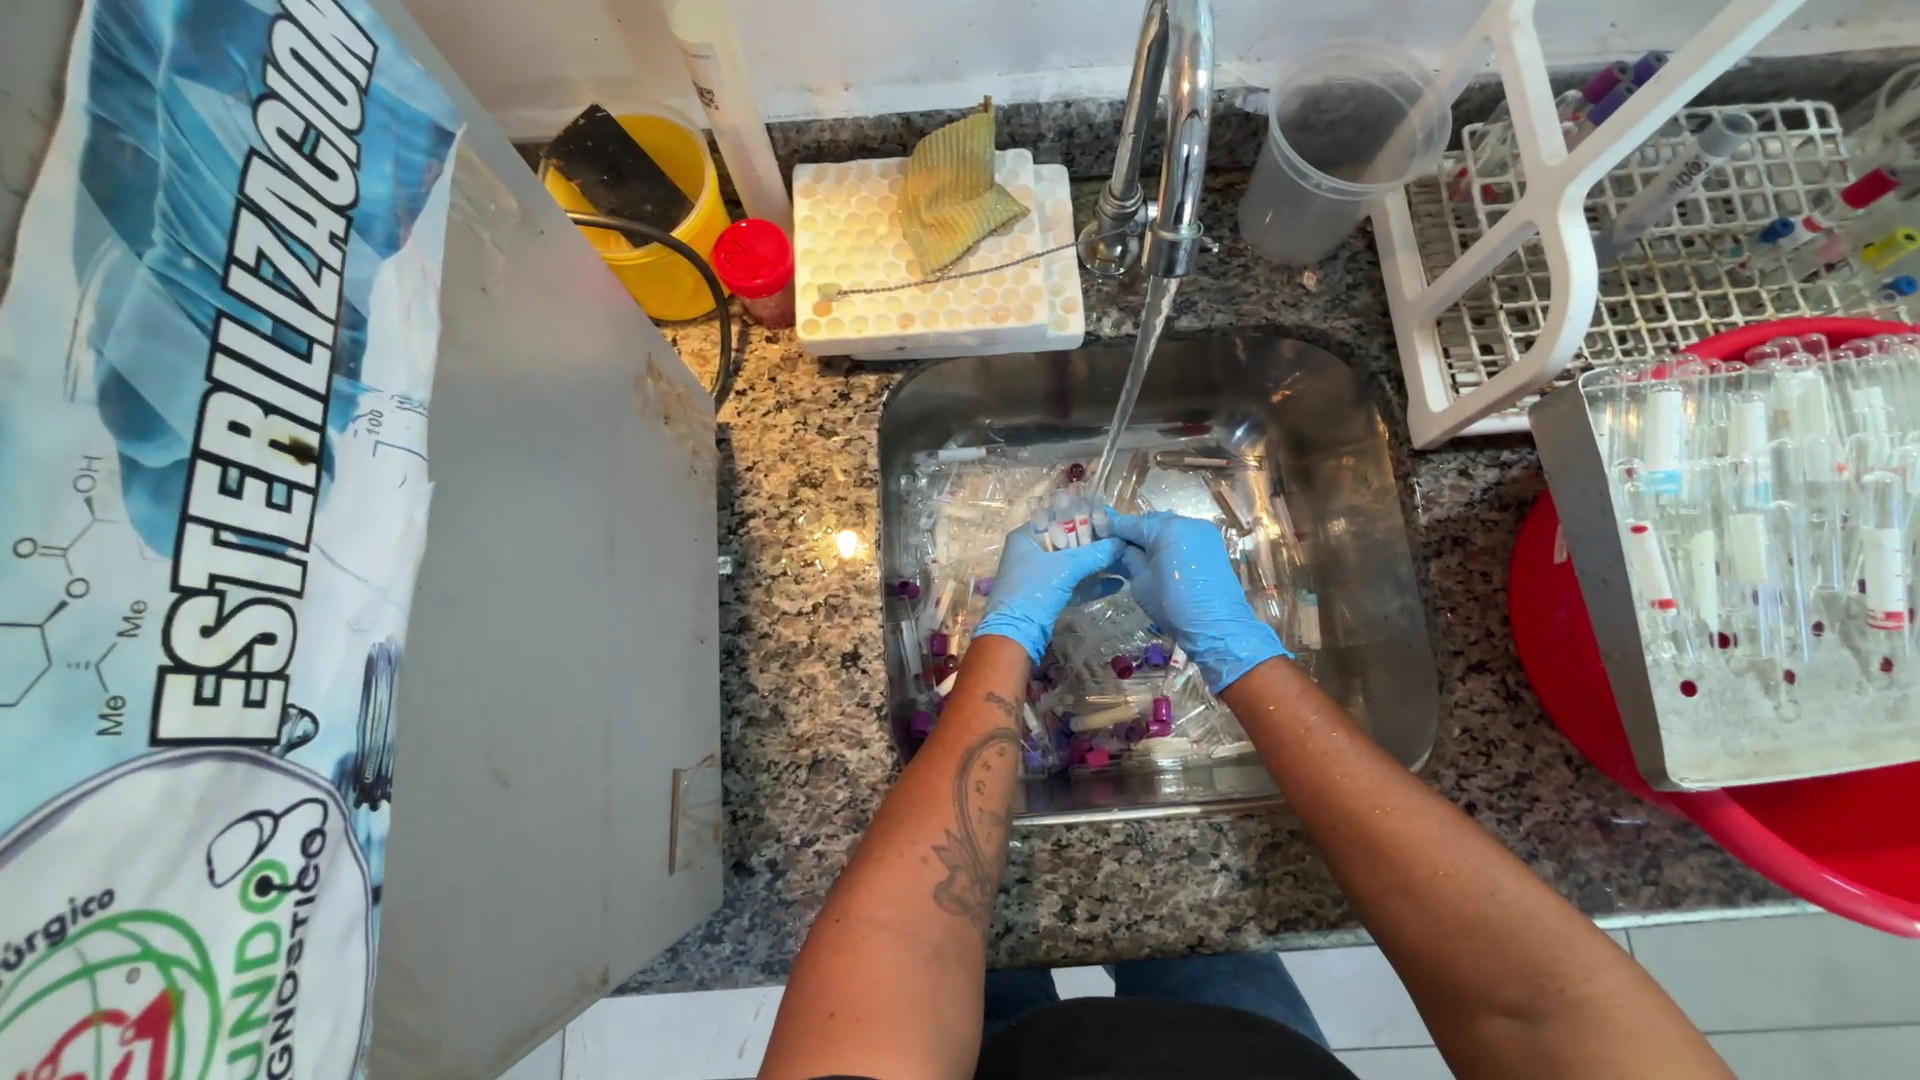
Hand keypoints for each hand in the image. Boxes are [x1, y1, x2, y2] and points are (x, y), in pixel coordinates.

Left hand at [974, 527, 1126, 662]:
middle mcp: (1031, 552)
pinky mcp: (1048, 596)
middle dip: (1094, 542)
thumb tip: (1121, 543)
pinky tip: (1116, 584)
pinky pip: (1073, 584)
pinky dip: (1091, 584)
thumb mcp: (1065, 568)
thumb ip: (1094, 554)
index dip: (1084, 516)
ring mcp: (1039, 575)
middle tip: (1120, 540)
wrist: (1015, 634)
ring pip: (1072, 564)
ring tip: (1123, 561)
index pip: (1058, 517)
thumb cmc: (1034, 591)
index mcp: (1027, 537)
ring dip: (1096, 564)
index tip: (1109, 518)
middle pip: (1068, 541)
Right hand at [1108, 510, 1288, 691]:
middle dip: (1135, 533)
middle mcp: (1187, 522)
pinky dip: (1170, 543)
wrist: (1217, 626)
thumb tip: (1121, 547)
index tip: (1097, 533)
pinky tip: (1160, 559)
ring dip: (1154, 538)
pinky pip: (1184, 536)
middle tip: (1118, 549)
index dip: (1113, 529)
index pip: (1131, 523)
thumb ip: (1129, 558)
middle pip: (1152, 521)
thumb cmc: (1173, 605)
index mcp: (1166, 529)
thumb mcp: (1141, 582)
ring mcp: (1203, 532)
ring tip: (1139, 555)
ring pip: (1170, 527)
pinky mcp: (1213, 544)